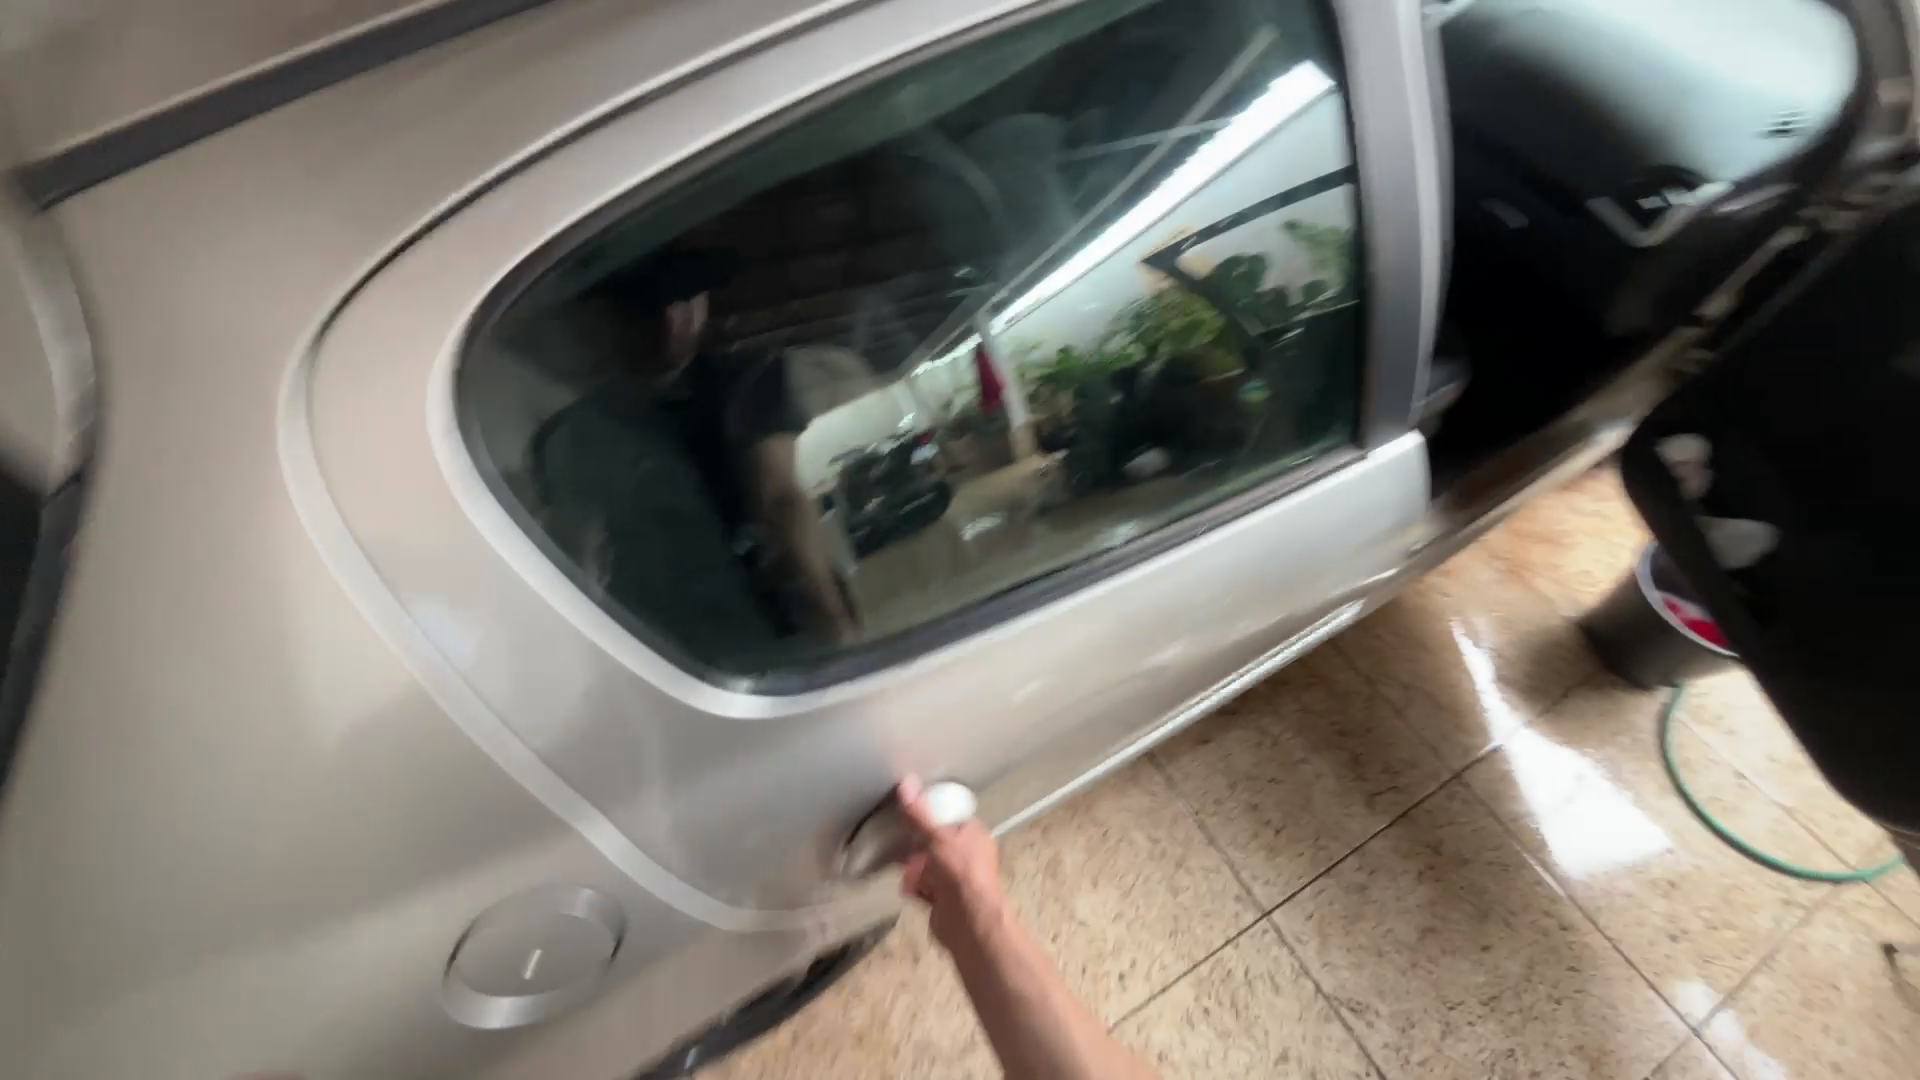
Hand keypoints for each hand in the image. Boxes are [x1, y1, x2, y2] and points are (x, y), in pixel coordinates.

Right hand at [896, 775, 1004, 951]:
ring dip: (915, 869)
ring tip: (908, 876)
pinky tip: (909, 891)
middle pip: (936, 842)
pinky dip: (917, 887)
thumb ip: (919, 814)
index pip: (950, 817)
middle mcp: (969, 854)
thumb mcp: (937, 838)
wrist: (969, 924)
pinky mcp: (946, 898)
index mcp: (974, 834)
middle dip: (917, 848)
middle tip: (903, 850)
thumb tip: (906, 781)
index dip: (930, 817)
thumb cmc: (960, 874)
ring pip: (929, 864)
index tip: (910, 818)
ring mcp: (958, 877)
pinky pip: (926, 886)